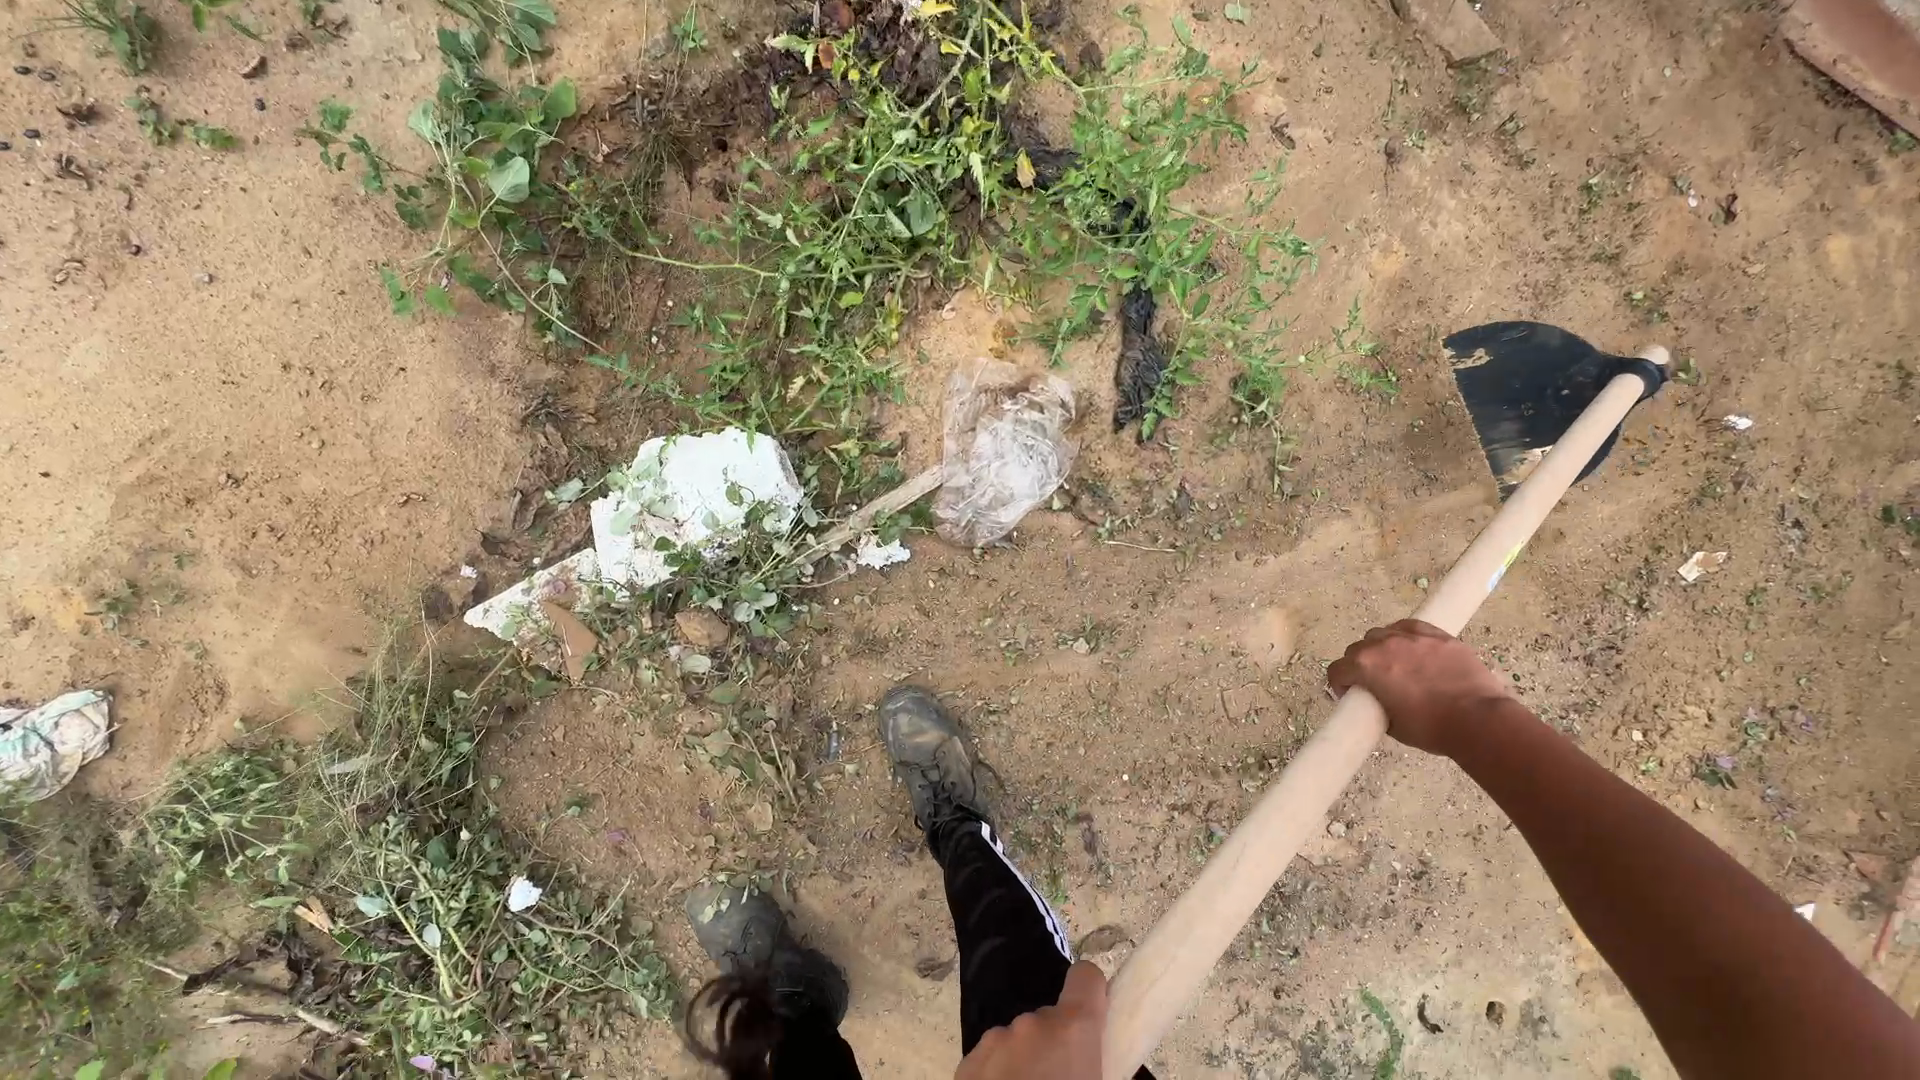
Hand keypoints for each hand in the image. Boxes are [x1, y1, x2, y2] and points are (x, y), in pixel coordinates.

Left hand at [954, 961, 1107, 1079]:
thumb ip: (1100, 1069)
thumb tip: (1094, 1067)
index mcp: (1072, 1030)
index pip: (1086, 977)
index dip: (1093, 994)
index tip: (1096, 1023)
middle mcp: (1032, 1023)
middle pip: (1050, 1020)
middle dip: (1056, 1049)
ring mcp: (995, 1040)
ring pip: (1019, 1042)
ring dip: (1026, 1064)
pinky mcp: (966, 1063)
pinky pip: (993, 1059)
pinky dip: (1000, 1077)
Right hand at [1326, 619, 1514, 756]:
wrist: (1478, 720)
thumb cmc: (1431, 727)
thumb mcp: (1391, 725)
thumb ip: (1375, 704)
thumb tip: (1377, 700)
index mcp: (1365, 667)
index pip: (1337, 669)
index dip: (1340, 684)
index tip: (1351, 694)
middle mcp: (1383, 645)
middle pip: (1358, 648)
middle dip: (1359, 664)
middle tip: (1374, 682)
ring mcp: (1412, 637)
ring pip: (1383, 633)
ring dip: (1381, 647)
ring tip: (1395, 664)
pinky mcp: (1438, 635)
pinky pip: (1411, 626)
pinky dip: (1405, 635)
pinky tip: (1413, 648)